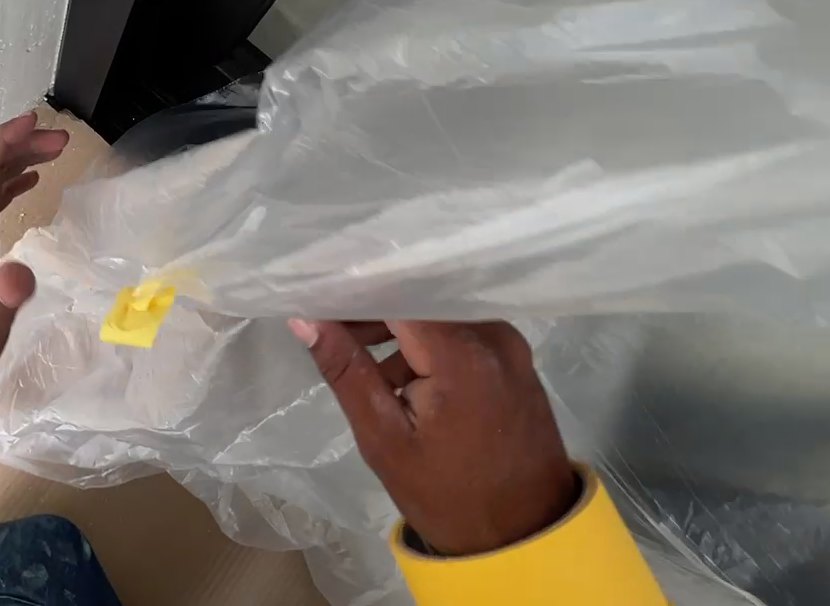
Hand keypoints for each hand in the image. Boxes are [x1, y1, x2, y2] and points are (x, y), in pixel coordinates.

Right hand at [290, 319, 578, 555]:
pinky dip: (424, 339)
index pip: (396, 292)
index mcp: (461, 353)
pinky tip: (398, 371)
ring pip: (436, 310)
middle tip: (330, 328)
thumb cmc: (446, 494)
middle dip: (371, 308)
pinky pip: (457, 328)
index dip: (354, 288)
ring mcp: (509, 344)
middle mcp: (493, 335)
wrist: (525, 541)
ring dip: (396, 325)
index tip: (317, 294)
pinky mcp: (514, 356)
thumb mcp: (383, 437)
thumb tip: (303, 317)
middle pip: (418, 297)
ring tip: (359, 355)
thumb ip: (344, 368)